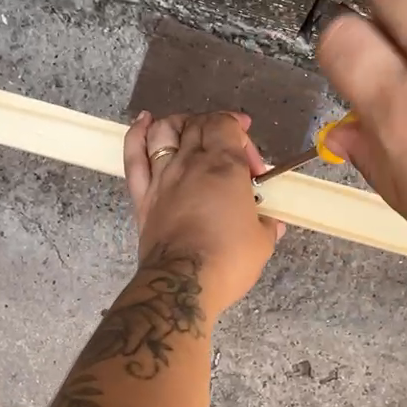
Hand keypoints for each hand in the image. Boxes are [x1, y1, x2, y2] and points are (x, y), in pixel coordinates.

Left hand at [121, 110, 283, 311]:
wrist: (182, 284)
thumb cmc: (227, 261)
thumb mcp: (261, 243)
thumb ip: (267, 225)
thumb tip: (272, 224)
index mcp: (225, 166)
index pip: (227, 125)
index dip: (240, 132)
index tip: (251, 159)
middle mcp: (191, 162)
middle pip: (199, 124)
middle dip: (217, 129)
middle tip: (230, 155)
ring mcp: (163, 177)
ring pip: (165, 131)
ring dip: (182, 124)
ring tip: (193, 132)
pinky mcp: (143, 196)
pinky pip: (134, 155)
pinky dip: (137, 133)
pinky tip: (145, 122)